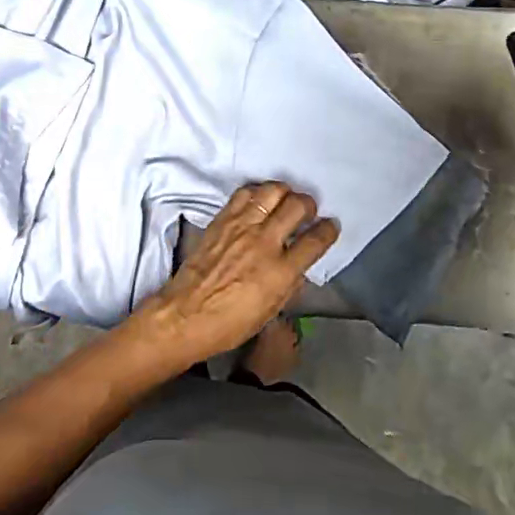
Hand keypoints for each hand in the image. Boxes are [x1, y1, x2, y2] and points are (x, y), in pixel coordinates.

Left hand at [130, 182, 338, 366]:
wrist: (183, 317)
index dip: (329, 229)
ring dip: (285, 193)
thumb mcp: (271, 310)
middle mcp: (265, 243)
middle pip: (298, 205)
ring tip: (285, 201)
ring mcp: (242, 228)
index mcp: (281, 271)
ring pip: (274, 191)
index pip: (316, 239)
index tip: (330, 226)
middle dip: (309, 205)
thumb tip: (300, 264)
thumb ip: (291, 283)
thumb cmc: (229, 323)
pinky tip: (259, 201)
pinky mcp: (223, 220)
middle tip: (307, 212)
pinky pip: (246, 193)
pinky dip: (258, 193)